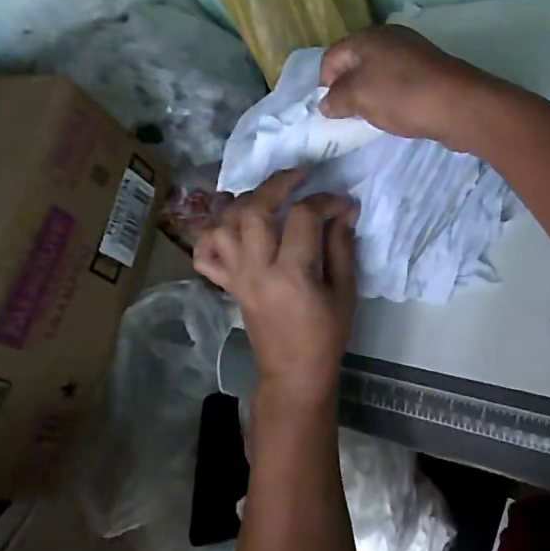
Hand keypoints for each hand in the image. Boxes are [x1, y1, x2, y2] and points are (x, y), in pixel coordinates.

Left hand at [193, 168, 358, 401]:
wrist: (294, 374)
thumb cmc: (326, 337)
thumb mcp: (345, 293)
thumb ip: (342, 248)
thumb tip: (344, 212)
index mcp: (292, 273)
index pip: (303, 217)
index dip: (324, 200)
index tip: (342, 202)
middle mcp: (257, 270)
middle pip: (253, 210)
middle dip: (276, 184)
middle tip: (298, 176)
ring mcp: (237, 277)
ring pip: (223, 225)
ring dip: (242, 203)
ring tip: (265, 198)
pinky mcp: (227, 286)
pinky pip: (205, 255)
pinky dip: (211, 235)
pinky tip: (232, 229)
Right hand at [320, 25, 518, 151]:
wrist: (457, 105)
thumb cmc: (400, 96)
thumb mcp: (358, 97)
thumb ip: (336, 99)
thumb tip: (326, 103)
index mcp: (366, 37)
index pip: (331, 58)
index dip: (325, 85)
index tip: (332, 111)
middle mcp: (389, 37)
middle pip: (355, 63)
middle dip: (348, 89)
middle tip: (351, 115)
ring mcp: (412, 52)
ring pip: (378, 73)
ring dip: (371, 94)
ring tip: (374, 116)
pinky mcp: (429, 70)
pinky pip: (399, 82)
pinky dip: (393, 97)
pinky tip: (398, 113)